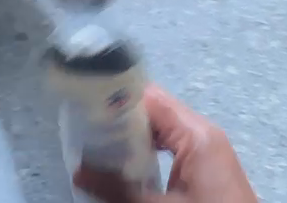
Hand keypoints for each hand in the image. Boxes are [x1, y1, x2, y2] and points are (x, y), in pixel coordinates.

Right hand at [72, 86, 257, 202]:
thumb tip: (77, 172)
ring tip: (100, 147)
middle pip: (153, 111)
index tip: (86, 109)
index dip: (115, 100)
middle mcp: (204, 133)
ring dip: (134, 139)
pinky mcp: (209, 170)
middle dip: (120, 121)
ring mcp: (209, 151)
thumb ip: (116, 189)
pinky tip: (129, 167)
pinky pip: (174, 147)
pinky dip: (150, 153)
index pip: (147, 97)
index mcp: (196, 133)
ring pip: (162, 130)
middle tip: (87, 131)